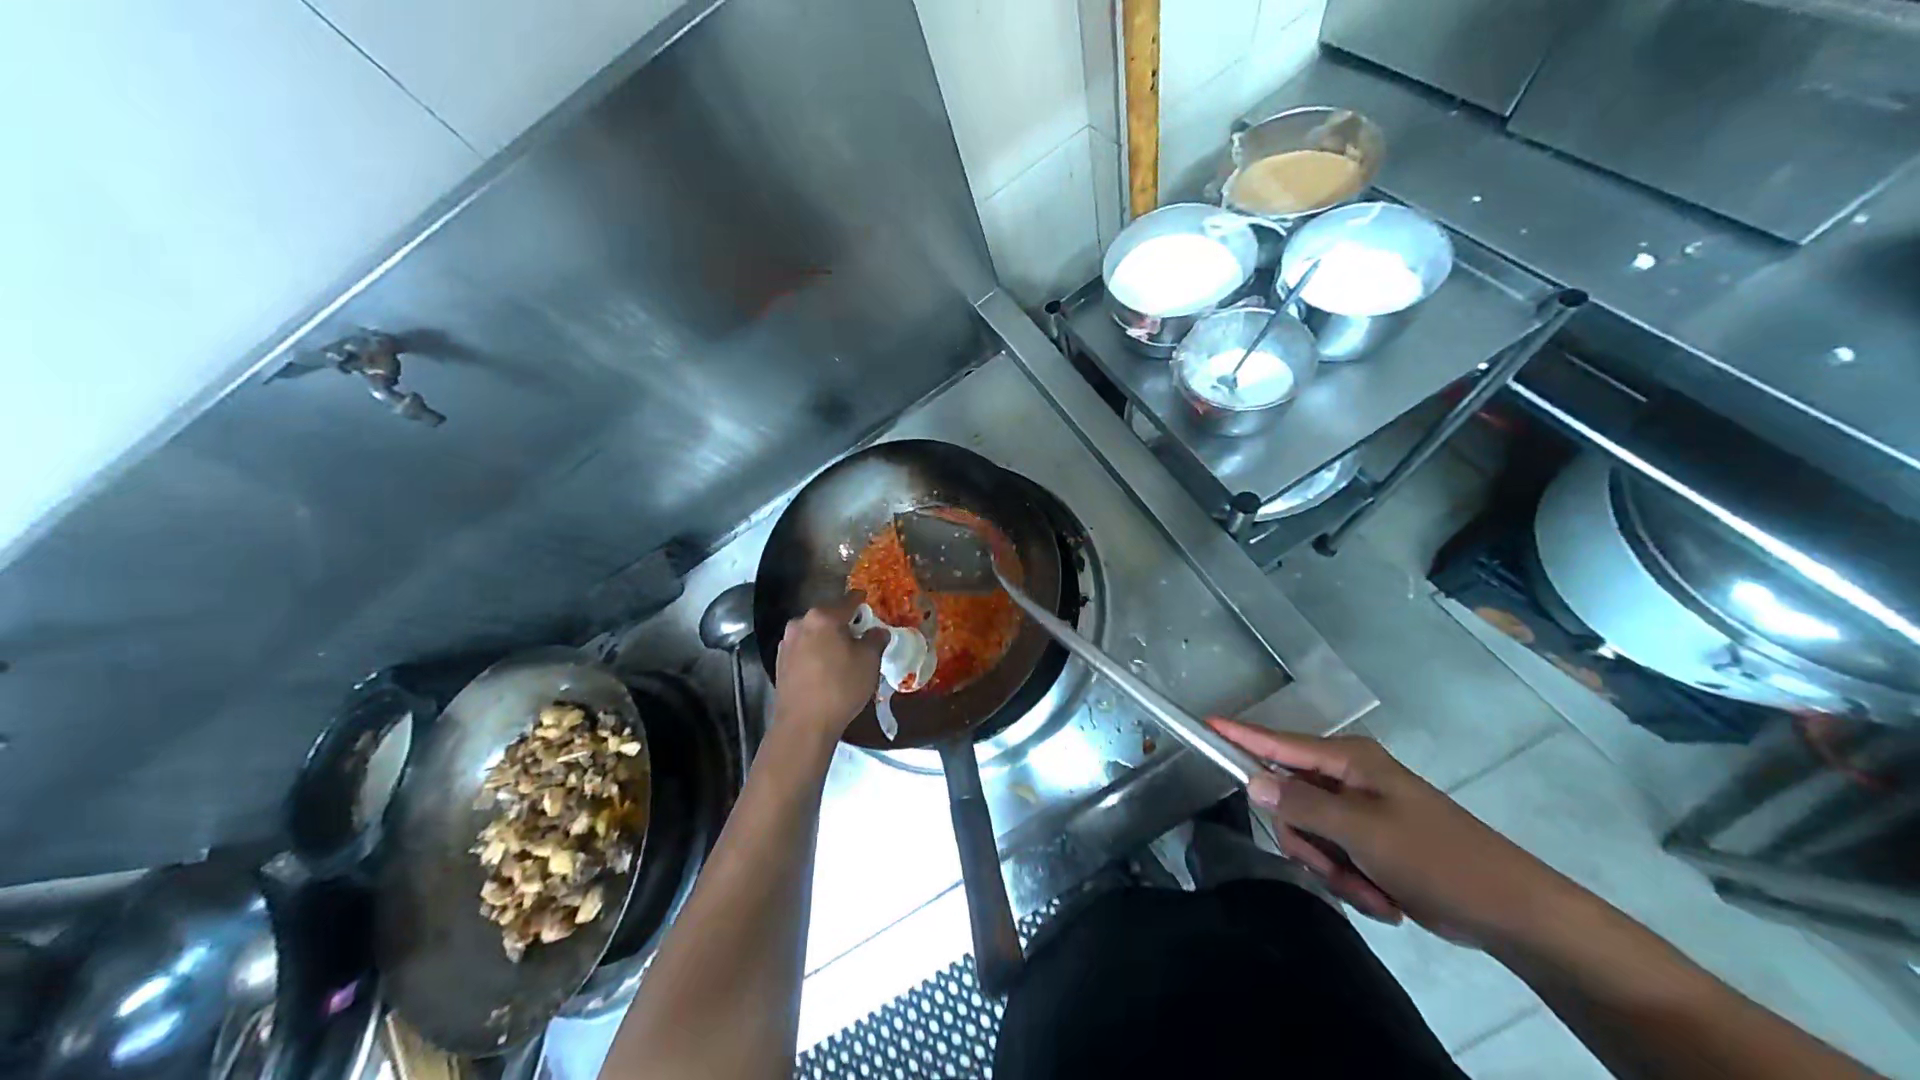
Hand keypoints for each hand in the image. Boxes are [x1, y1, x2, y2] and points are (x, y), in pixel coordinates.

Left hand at [772, 596, 885, 741]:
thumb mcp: (869, 661)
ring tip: (842, 656)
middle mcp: (800, 623)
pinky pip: (804, 649)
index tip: (869, 602)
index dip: (862, 601)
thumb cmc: (841, 687)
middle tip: (860, 636)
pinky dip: (816, 653)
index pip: (848, 601)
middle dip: (844, 623)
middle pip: (828, 616)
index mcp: (823, 616)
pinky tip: (825, 669)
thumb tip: (877, 631)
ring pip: (814, 633)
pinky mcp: (780, 662)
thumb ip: (875, 639)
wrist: (803, 724)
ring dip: (828, 639)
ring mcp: (787, 643)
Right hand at [1210, 718, 1577, 947]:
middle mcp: (1348, 779)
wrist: (1510, 912)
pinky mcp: (1368, 842)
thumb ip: (1303, 804)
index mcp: (1349, 761)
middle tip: (1336, 868)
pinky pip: (1331, 857)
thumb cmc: (1438, 858)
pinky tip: (1382, 896)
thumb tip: (1253, 779)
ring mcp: (1358, 812)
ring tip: (1372, 890)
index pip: (1280, 743)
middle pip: (1289, 802)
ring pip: (1308, 835)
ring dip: (1333, 870)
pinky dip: (1350, 881)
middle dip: (1308, 843)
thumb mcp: (1365, 831)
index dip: (1241, 736)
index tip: (1205, 723)